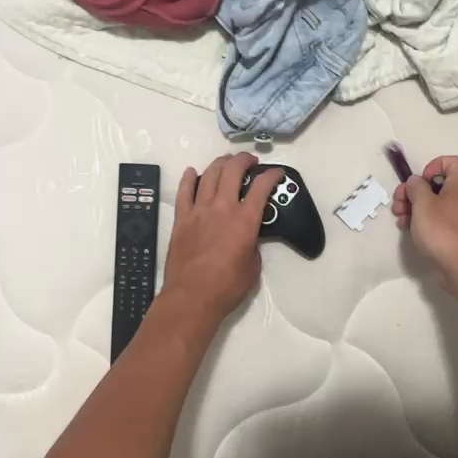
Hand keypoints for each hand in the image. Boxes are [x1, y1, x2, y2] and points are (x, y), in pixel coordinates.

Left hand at [162, 153, 284, 322]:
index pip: (261, 187)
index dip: (272, 175)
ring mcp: (199, 211)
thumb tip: (248, 237)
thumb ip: (253, 244)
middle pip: (232, 170)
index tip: (276, 173)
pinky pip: (184, 192)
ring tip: (226, 162)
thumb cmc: (227, 286)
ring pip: (208, 175)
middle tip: (250, 161)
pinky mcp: (181, 219)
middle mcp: (222, 208)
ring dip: (220, 164)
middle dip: (244, 160)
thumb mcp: (253, 266)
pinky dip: (188, 179)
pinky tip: (191, 172)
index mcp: (244, 220)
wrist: (192, 296)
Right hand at [392, 155, 457, 285]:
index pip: (452, 162)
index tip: (420, 182)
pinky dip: (424, 222)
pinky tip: (409, 231)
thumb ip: (416, 187)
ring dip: (415, 208)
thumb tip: (416, 182)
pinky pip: (439, 221)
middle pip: (438, 185)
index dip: (433, 166)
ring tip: (400, 218)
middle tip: (399, 203)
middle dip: (414, 192)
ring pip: (436, 205)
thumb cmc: (443, 230)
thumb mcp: (423, 203)